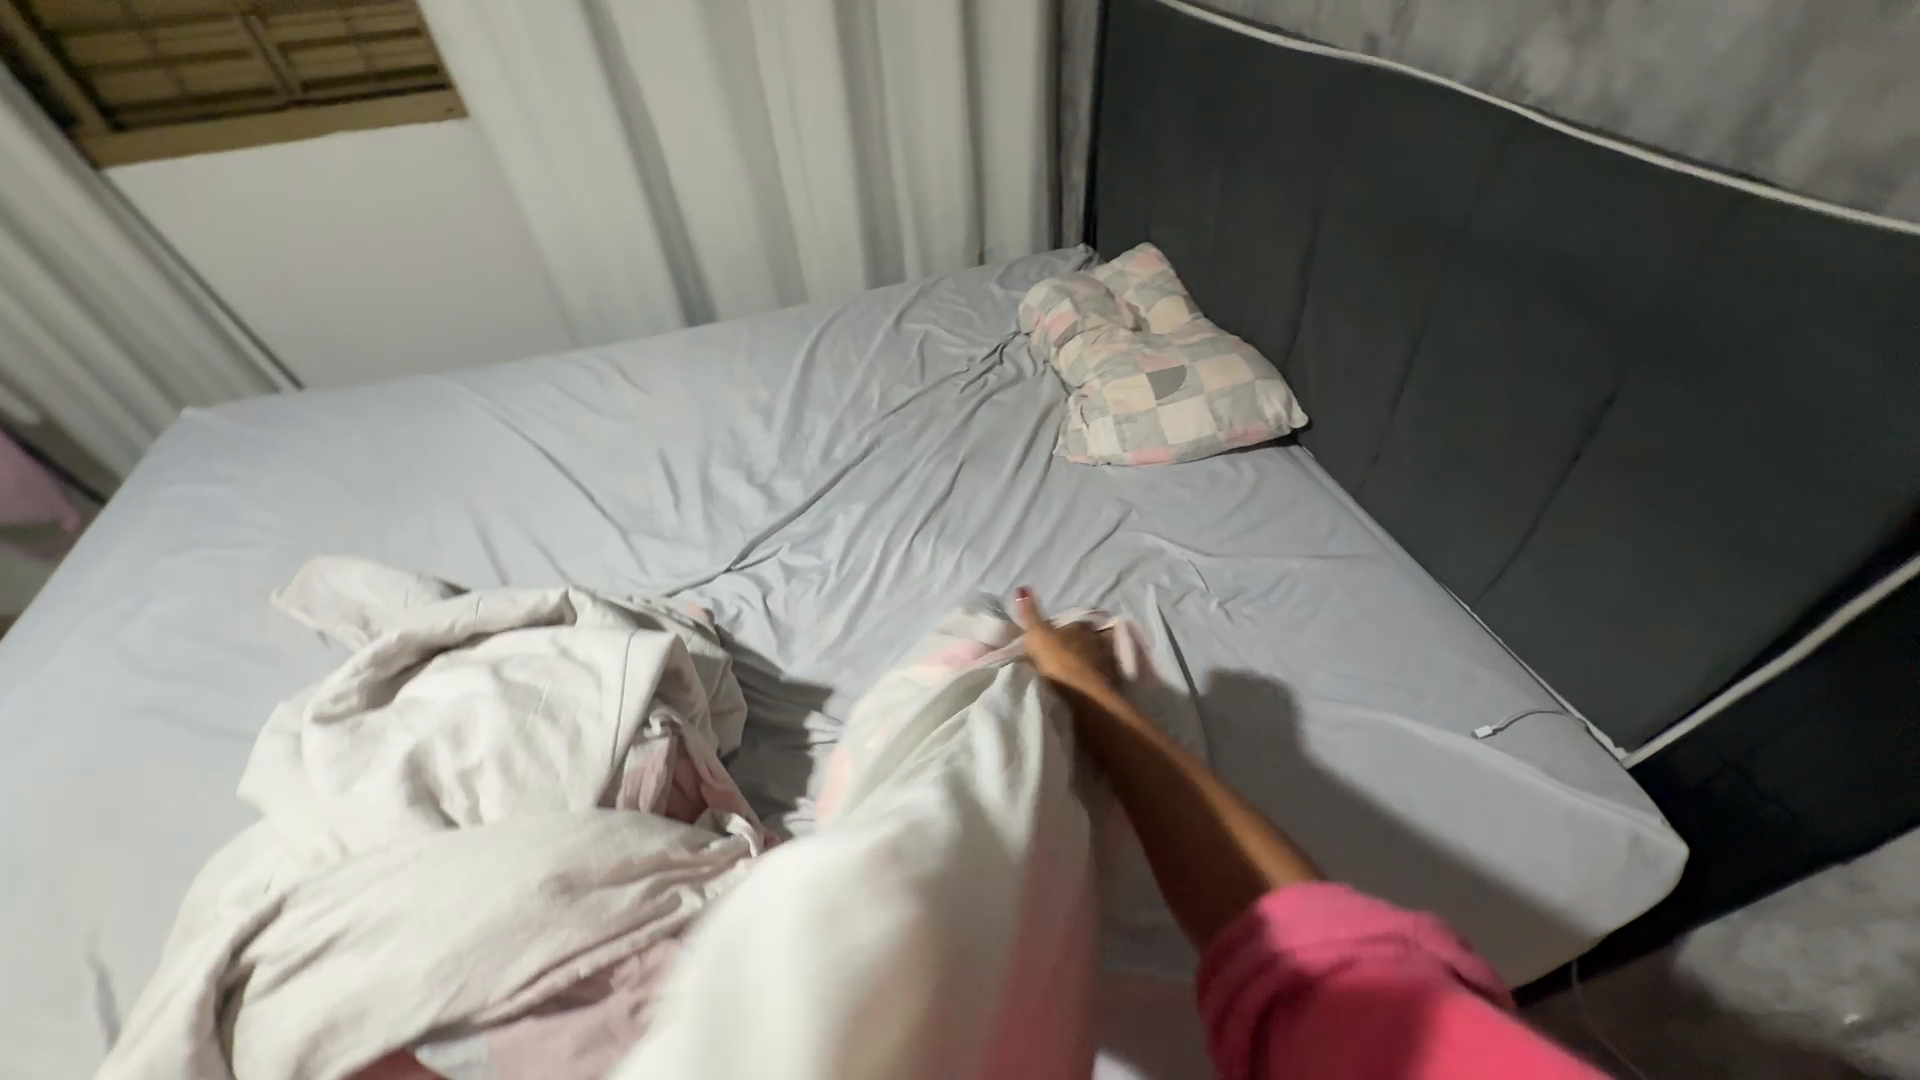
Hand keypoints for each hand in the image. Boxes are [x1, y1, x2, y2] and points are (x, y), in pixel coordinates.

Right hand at [1013, 587, 1117, 697]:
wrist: (1082, 694)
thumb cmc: (1059, 660)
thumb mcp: (1038, 635)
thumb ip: (1030, 614)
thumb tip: (1022, 588)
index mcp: (1081, 626)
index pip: (1076, 621)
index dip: (1067, 627)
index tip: (1058, 633)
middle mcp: (1098, 639)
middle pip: (1089, 638)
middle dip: (1081, 643)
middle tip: (1068, 651)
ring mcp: (1107, 661)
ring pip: (1099, 656)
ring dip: (1091, 660)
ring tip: (1078, 669)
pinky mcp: (1112, 683)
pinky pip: (1105, 675)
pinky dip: (1099, 677)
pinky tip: (1090, 683)